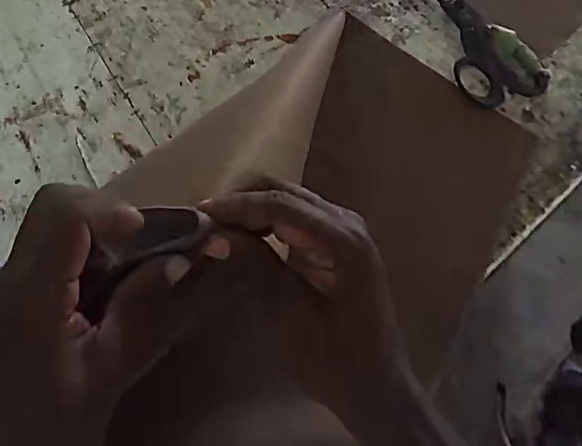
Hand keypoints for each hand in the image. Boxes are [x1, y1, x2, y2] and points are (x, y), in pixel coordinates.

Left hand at [0, 184, 232, 445]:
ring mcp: (10, 280)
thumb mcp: (110, 370)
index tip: (145, 230)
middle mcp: (15, 276)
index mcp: (34, 296)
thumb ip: (143, 309)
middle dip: (102, 208)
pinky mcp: (16, 287)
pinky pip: (50, 236)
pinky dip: (83, 237)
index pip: (65, 215)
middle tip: (136, 239)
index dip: (110, 210)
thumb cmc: (58, 425)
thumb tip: (179, 258)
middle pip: (53, 202)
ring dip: (94, 220)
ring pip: (50, 214)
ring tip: (125, 255)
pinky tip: (104, 272)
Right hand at [201, 180, 457, 445]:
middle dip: (244, 200)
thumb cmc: (337, 362)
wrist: (379, 390)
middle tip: (205, 217)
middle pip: (286, 192)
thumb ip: (257, 267)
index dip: (239, 205)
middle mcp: (347, 222)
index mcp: (343, 239)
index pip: (281, 204)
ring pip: (290, 198)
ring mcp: (345, 227)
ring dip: (254, 206)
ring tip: (218, 222)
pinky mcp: (338, 238)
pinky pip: (297, 214)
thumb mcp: (291, 317)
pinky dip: (268, 218)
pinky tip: (245, 231)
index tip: (202, 211)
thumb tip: (217, 235)